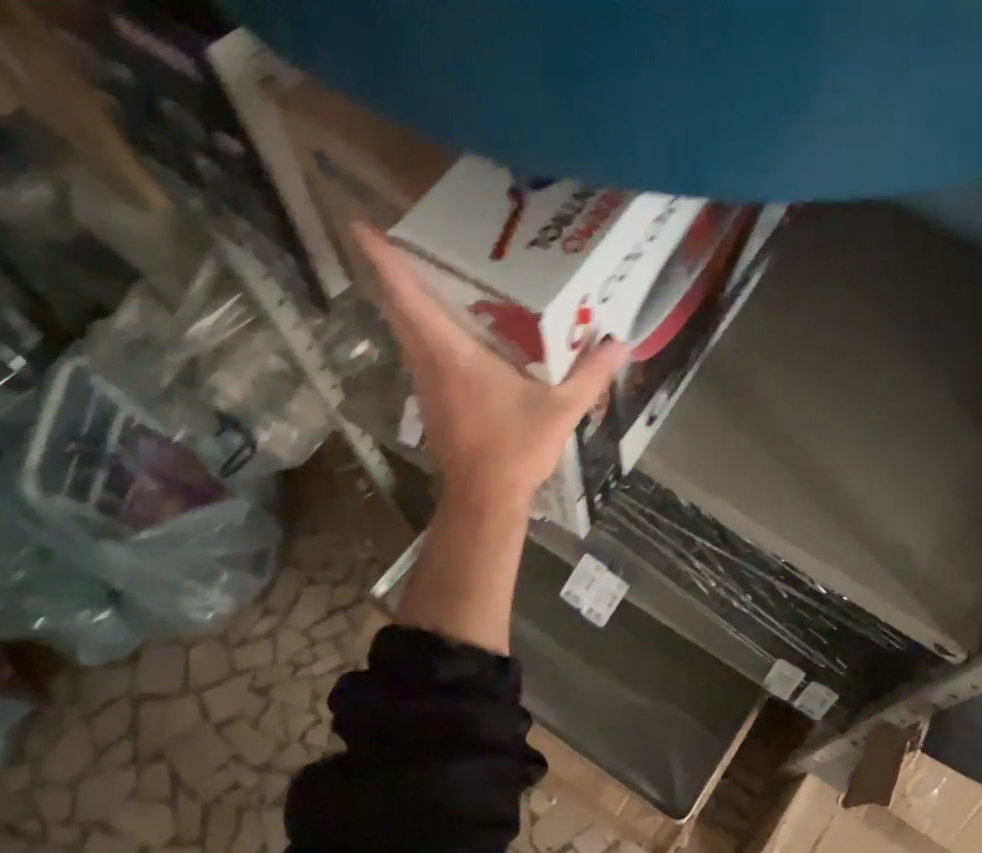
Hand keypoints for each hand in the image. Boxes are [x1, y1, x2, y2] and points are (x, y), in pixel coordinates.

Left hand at [348, 223, 629, 511]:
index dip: (384, 260)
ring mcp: (426, 383)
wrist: (483, 499)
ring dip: (407, 299)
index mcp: (453, 354)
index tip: (361, 225)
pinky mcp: (432, 400)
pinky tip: (449, 325)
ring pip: (407, 330)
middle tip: (398, 234)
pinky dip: (423, 327)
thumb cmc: (515, 450)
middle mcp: (429, 362)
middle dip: (392, 270)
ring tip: (422, 268)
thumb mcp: (561, 410)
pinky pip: (420, 351)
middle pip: (399, 307)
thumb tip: (620, 342)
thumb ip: (590, 374)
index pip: (408, 297)